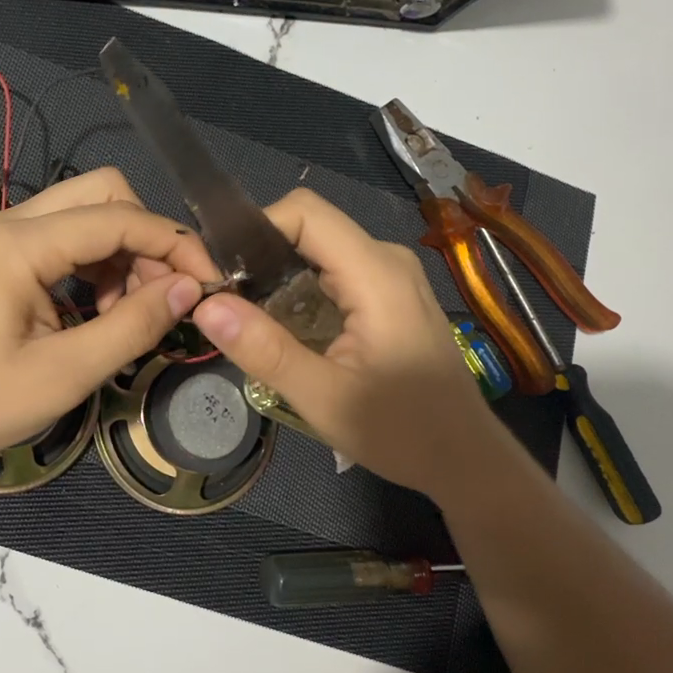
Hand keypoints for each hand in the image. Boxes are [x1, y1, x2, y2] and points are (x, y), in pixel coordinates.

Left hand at [0, 168, 215, 469]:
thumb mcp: (66, 374)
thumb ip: (132, 325)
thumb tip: (190, 289)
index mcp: (22, 244)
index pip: (119, 218)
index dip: (174, 244)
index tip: (211, 283)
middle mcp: (16, 221)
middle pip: (107, 194)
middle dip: (148, 238)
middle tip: (165, 296)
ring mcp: (9, 234)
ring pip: (92, 213)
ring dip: (126, 253)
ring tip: (131, 314)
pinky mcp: (10, 253)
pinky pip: (71, 237)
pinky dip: (100, 264)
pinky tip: (102, 310)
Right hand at [190, 188, 506, 497]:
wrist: (468, 460)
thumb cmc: (404, 432)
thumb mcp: (324, 398)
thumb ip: (264, 349)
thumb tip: (205, 306)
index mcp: (377, 274)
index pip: (304, 212)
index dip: (255, 230)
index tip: (222, 274)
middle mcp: (386, 260)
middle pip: (308, 227)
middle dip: (259, 256)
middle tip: (225, 303)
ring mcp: (391, 276)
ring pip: (317, 250)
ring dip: (276, 276)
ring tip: (247, 320)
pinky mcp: (388, 295)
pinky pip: (331, 272)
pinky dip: (298, 291)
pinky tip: (283, 331)